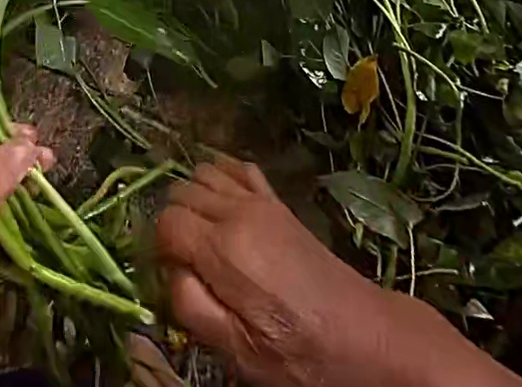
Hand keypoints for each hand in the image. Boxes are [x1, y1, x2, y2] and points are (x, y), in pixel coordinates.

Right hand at [156, 159, 521, 386]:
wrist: (364, 335)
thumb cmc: (301, 355)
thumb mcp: (240, 353)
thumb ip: (193, 307)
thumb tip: (170, 273)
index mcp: (225, 249)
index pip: (165, 222)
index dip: (157, 248)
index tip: (167, 274)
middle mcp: (237, 211)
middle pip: (178, 192)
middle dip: (171, 221)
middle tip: (182, 259)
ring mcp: (258, 199)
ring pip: (201, 172)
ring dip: (191, 196)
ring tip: (199, 233)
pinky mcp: (275, 199)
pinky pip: (235, 166)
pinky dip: (219, 174)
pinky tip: (221, 202)